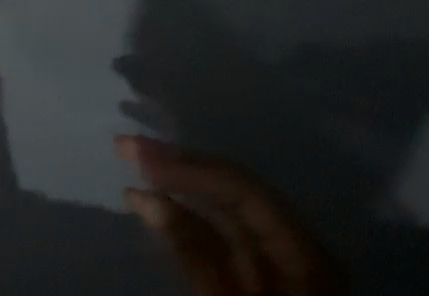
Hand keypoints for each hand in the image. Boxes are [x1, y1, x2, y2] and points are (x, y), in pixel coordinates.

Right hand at [118, 135, 339, 295]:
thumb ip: (194, 255)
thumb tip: (147, 197)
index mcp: (303, 250)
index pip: (240, 188)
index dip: (189, 167)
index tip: (139, 157)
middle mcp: (296, 245)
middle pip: (233, 191)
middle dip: (179, 167)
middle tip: (125, 146)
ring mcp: (281, 266)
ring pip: (225, 212)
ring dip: (177, 189)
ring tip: (131, 170)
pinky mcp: (261, 284)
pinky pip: (222, 239)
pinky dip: (186, 221)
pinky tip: (155, 207)